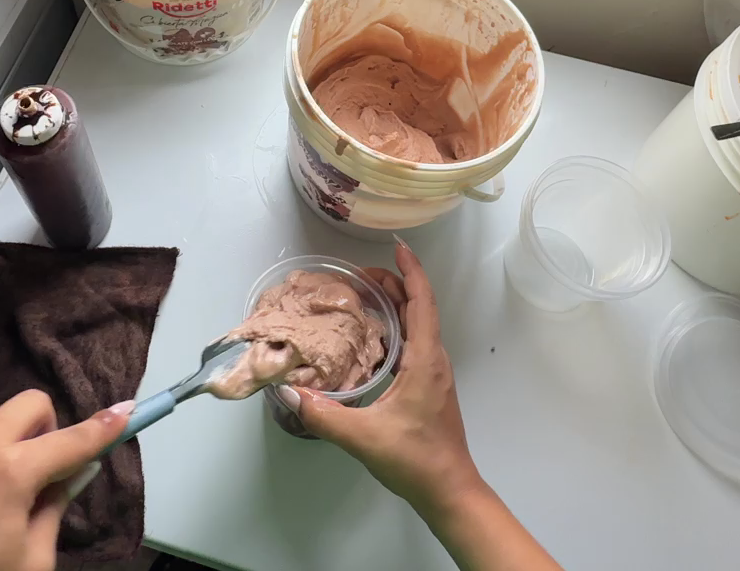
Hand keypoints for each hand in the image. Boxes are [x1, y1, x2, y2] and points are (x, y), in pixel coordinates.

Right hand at [283, 239, 486, 517]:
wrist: (450, 493)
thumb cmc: (416, 460)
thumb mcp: (365, 437)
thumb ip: (324, 415)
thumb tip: (289, 391)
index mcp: (425, 359)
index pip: (422, 301)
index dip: (411, 271)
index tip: (398, 246)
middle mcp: (433, 358)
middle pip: (418, 306)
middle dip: (394, 282)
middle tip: (359, 273)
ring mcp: (434, 371)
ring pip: (418, 322)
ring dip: (396, 301)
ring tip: (363, 293)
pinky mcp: (429, 384)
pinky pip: (415, 339)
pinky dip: (397, 323)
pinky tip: (373, 333)